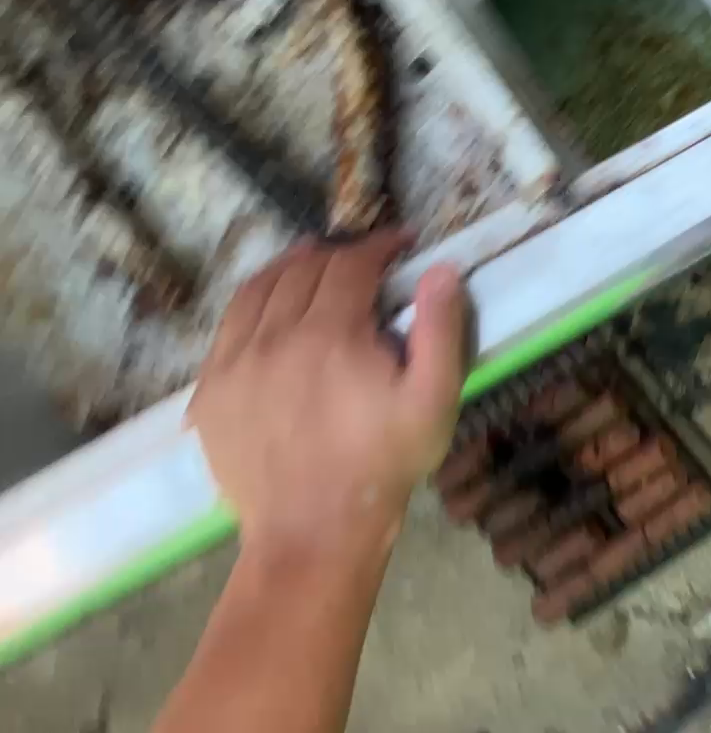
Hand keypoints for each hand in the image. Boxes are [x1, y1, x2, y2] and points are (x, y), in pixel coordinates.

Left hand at [188, 231, 469, 556]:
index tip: (406, 241)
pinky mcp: (210, 393)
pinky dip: (255, 302)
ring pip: (255, 292)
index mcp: (330, 336)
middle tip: (372, 253)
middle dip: (341, 252)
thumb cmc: (388, 457)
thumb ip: (441, 327)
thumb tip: (442, 269)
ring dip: (290, 267)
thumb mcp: (436, 394)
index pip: (351, 266)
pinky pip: (227, 328)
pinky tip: (274, 307)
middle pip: (302, 272)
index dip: (381, 245)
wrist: (315, 527)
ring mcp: (232, 366)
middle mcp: (272, 340)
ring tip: (316, 260)